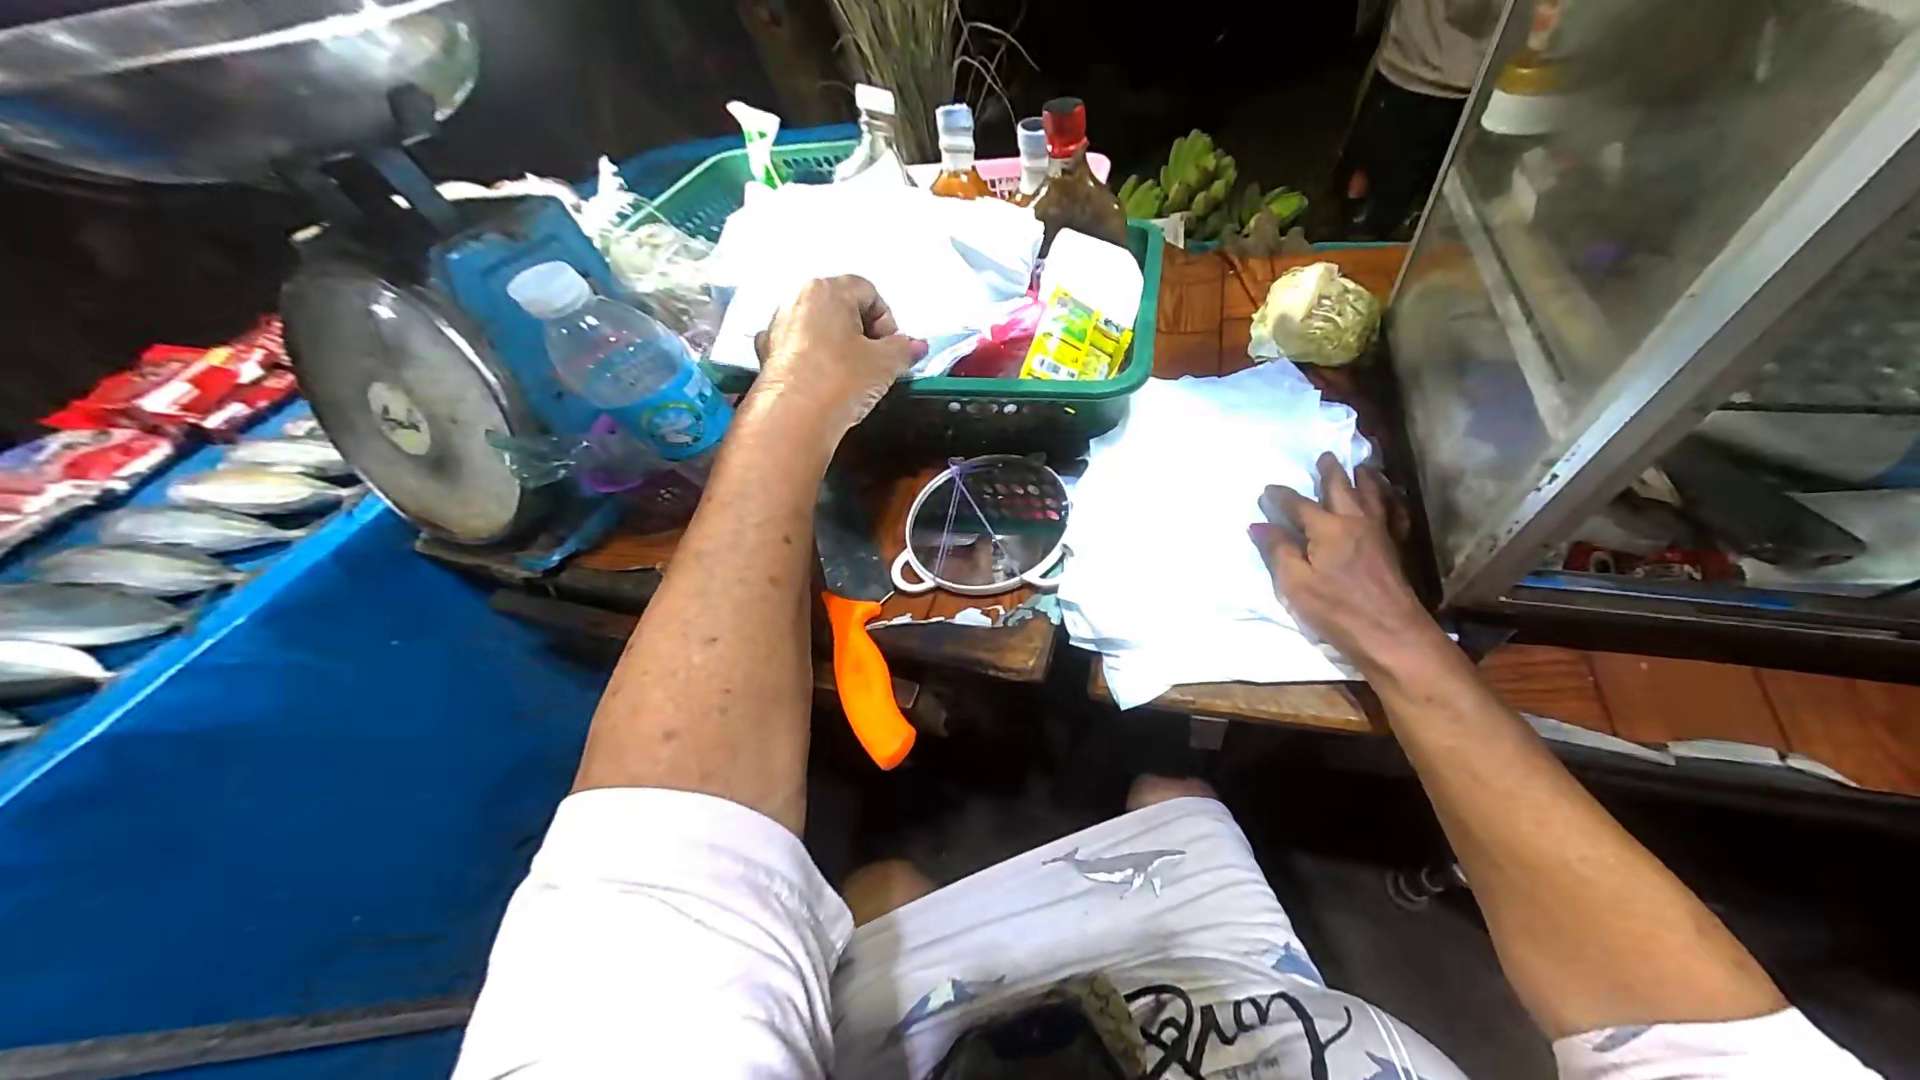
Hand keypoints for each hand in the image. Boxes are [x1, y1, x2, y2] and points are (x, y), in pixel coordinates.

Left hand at [752, 275, 926, 434]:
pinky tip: (826, 386)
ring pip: (819, 330)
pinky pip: (800, 352)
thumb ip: (904, 349)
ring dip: (839, 349)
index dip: (887, 322)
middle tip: (876, 364)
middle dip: (863, 335)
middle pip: (841, 309)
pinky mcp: (766, 357)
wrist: (794, 420)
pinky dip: (815, 363)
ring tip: (852, 379)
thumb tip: (916, 346)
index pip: (868, 292)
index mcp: (826, 289)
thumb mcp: (886, 363)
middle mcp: (796, 300)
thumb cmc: (840, 380)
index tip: (892, 349)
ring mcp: (777, 328)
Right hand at [1249, 453, 1444, 674]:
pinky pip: (1393, 514)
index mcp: (1328, 529)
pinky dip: (1390, 501)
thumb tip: (1259, 525)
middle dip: (1330, 473)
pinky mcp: (1394, 548)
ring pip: (1372, 496)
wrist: (1390, 633)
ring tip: (1360, 467)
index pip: (1298, 505)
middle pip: (1341, 489)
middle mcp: (1356, 522)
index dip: (1280, 497)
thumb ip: (1278, 550)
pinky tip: (1388, 500)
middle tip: (1324, 457)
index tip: (1267, 490)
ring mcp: (1379, 533)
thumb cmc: (1336, 609)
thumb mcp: (1295, 583)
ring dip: (1364, 479)